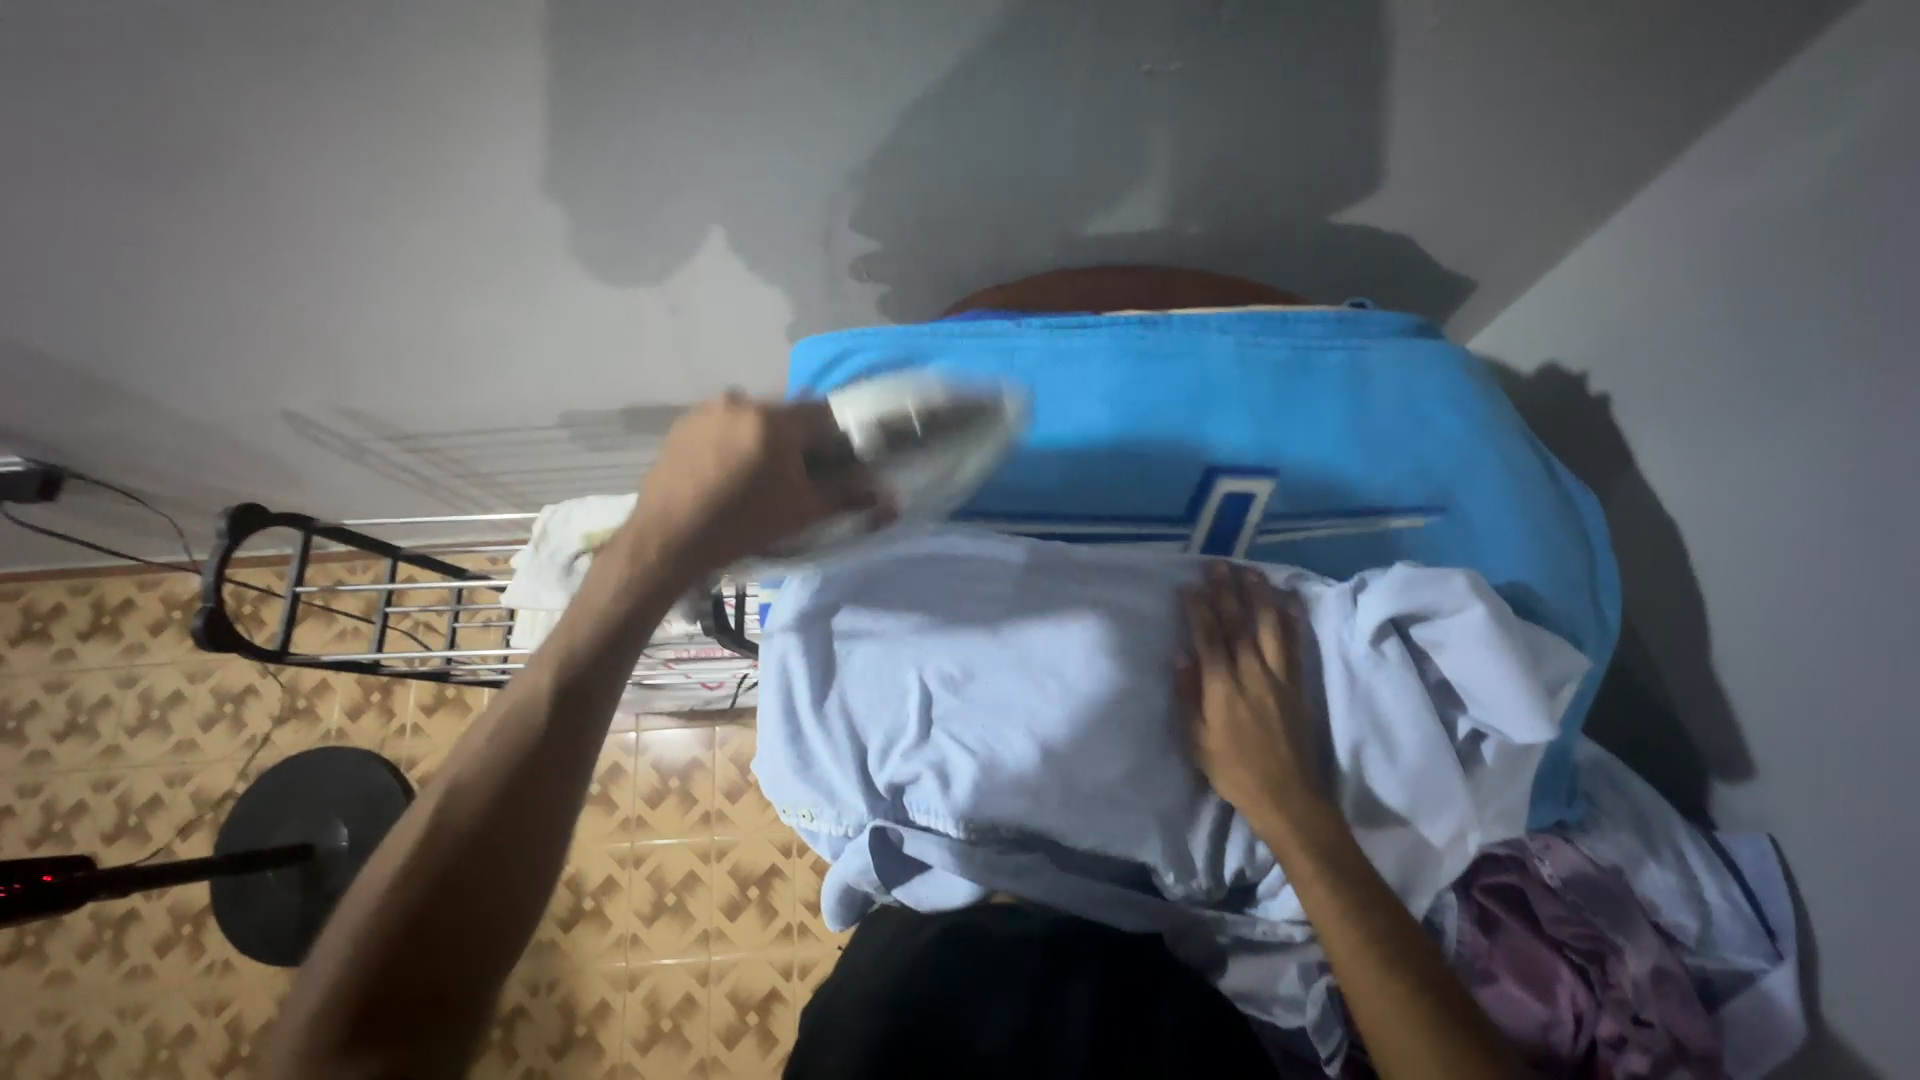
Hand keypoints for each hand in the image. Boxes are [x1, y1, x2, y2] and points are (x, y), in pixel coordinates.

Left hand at [623, 392, 882, 578]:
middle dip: (795, 442)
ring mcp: (707, 411)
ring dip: (762, 441)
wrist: (668, 541)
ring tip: (755, 480)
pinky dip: (732, 444)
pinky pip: (723, 427)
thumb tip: (888, 495)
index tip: (832, 466)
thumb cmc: (742, 526)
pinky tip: (726, 476)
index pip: (823, 415)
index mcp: (774, 419)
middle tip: (793, 479)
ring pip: (753, 421)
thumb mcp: (802, 512)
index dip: (834, 440)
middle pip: (785, 417)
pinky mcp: (683, 425)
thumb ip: (847, 495)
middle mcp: (741, 401)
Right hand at [1179, 561, 1332, 827]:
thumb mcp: (1196, 740)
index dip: (1198, 609)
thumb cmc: (1233, 770)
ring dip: (1259, 595)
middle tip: (1218, 565)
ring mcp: (1279, 676)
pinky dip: (1290, 618)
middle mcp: (1252, 674)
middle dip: (1227, 592)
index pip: (1209, 637)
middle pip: (1239, 624)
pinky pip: (1293, 643)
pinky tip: (1286, 600)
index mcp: (1223, 688)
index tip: (1190, 585)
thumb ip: (1188, 696)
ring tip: (1250, 572)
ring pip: (1269, 626)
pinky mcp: (1297, 683)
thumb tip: (1181, 656)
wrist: (1287, 795)